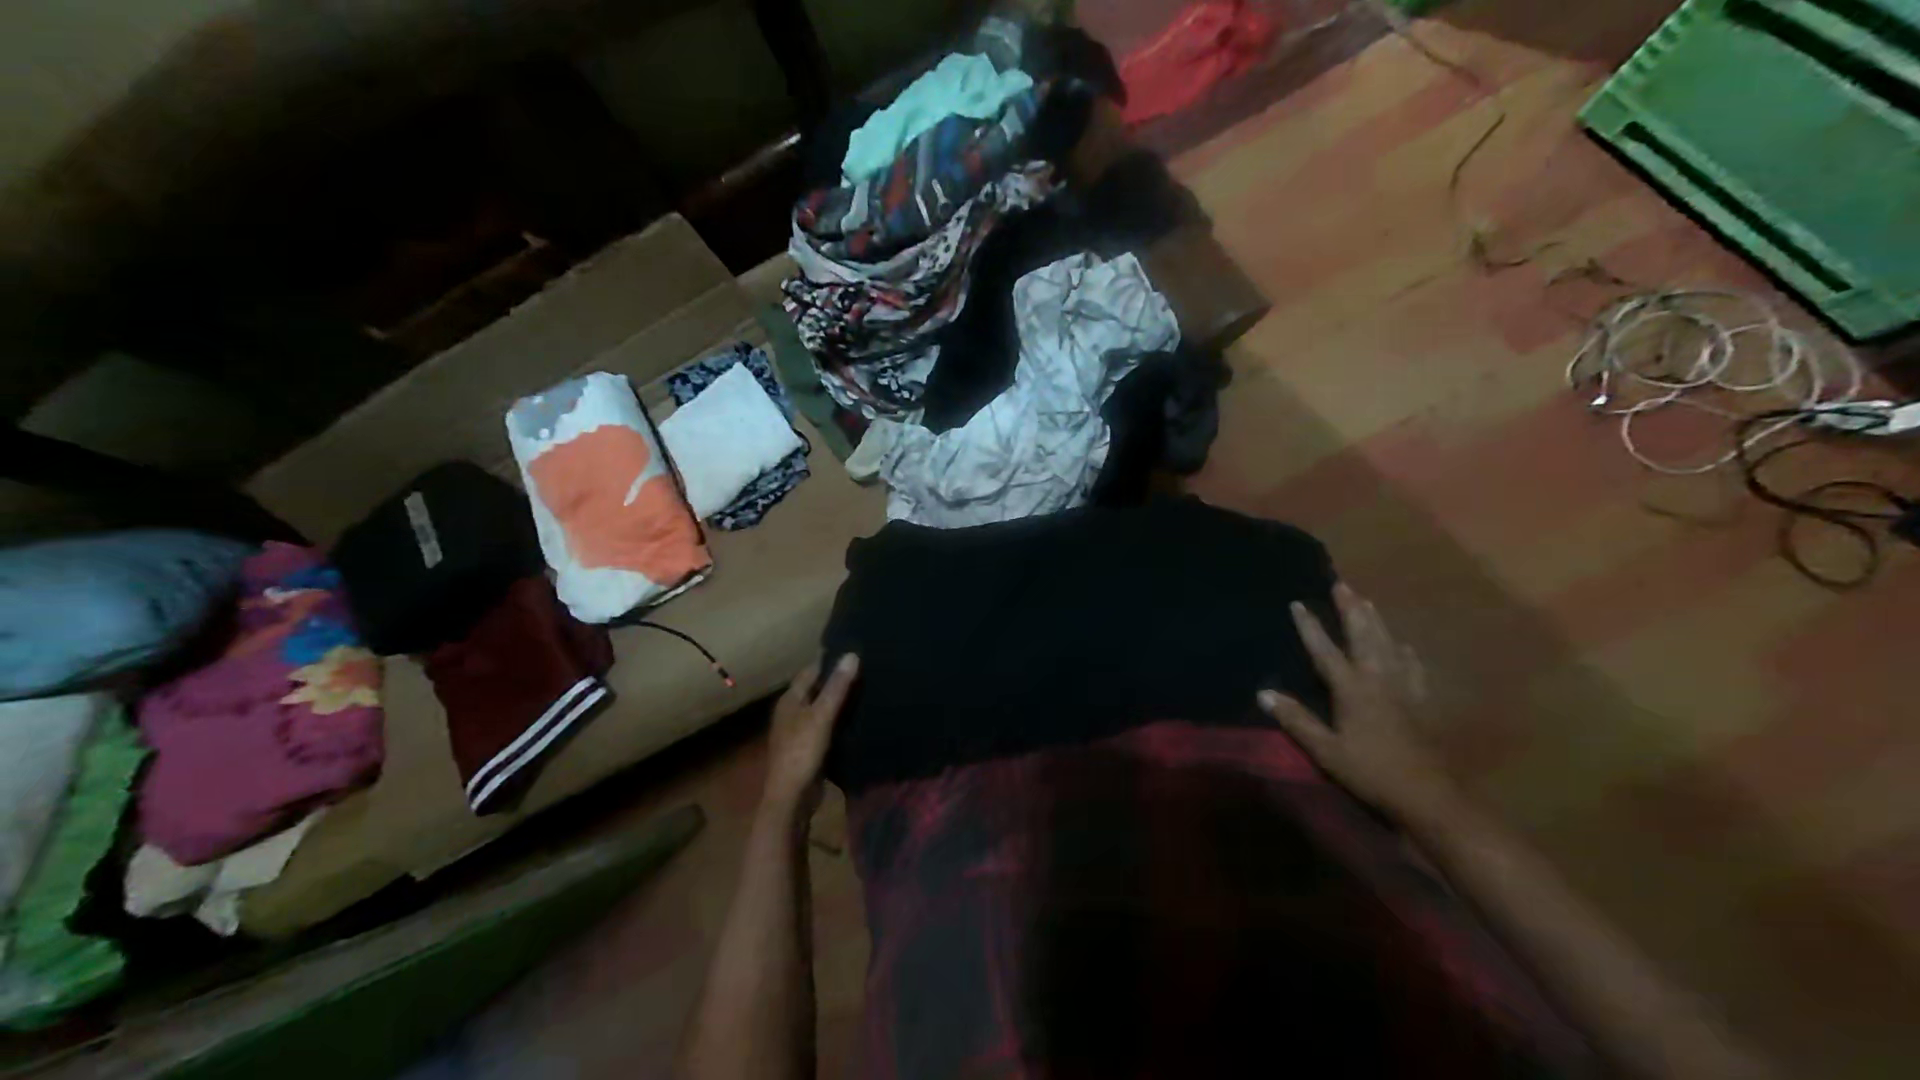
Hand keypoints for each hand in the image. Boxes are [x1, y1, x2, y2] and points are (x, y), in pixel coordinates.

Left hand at [762, 653, 859, 815]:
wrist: (791, 798)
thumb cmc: (802, 752)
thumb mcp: (821, 716)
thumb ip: (836, 687)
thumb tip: (852, 654)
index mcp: (790, 700)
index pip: (811, 670)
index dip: (830, 659)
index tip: (854, 650)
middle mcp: (792, 711)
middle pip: (817, 688)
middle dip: (837, 679)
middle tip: (867, 668)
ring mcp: (800, 730)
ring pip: (823, 707)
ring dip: (840, 700)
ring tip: (868, 688)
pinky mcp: (810, 747)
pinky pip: (827, 725)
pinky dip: (840, 719)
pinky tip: (859, 717)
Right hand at [1257, 583, 1452, 820]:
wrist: (1427, 794)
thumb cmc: (1370, 771)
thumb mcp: (1325, 750)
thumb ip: (1296, 720)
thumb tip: (1264, 693)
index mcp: (1352, 689)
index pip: (1325, 651)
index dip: (1310, 627)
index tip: (1297, 603)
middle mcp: (1378, 680)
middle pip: (1363, 636)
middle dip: (1350, 609)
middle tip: (1342, 585)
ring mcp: (1403, 688)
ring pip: (1388, 644)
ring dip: (1375, 621)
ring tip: (1366, 601)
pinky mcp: (1420, 701)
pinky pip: (1412, 666)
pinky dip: (1403, 650)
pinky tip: (1402, 644)